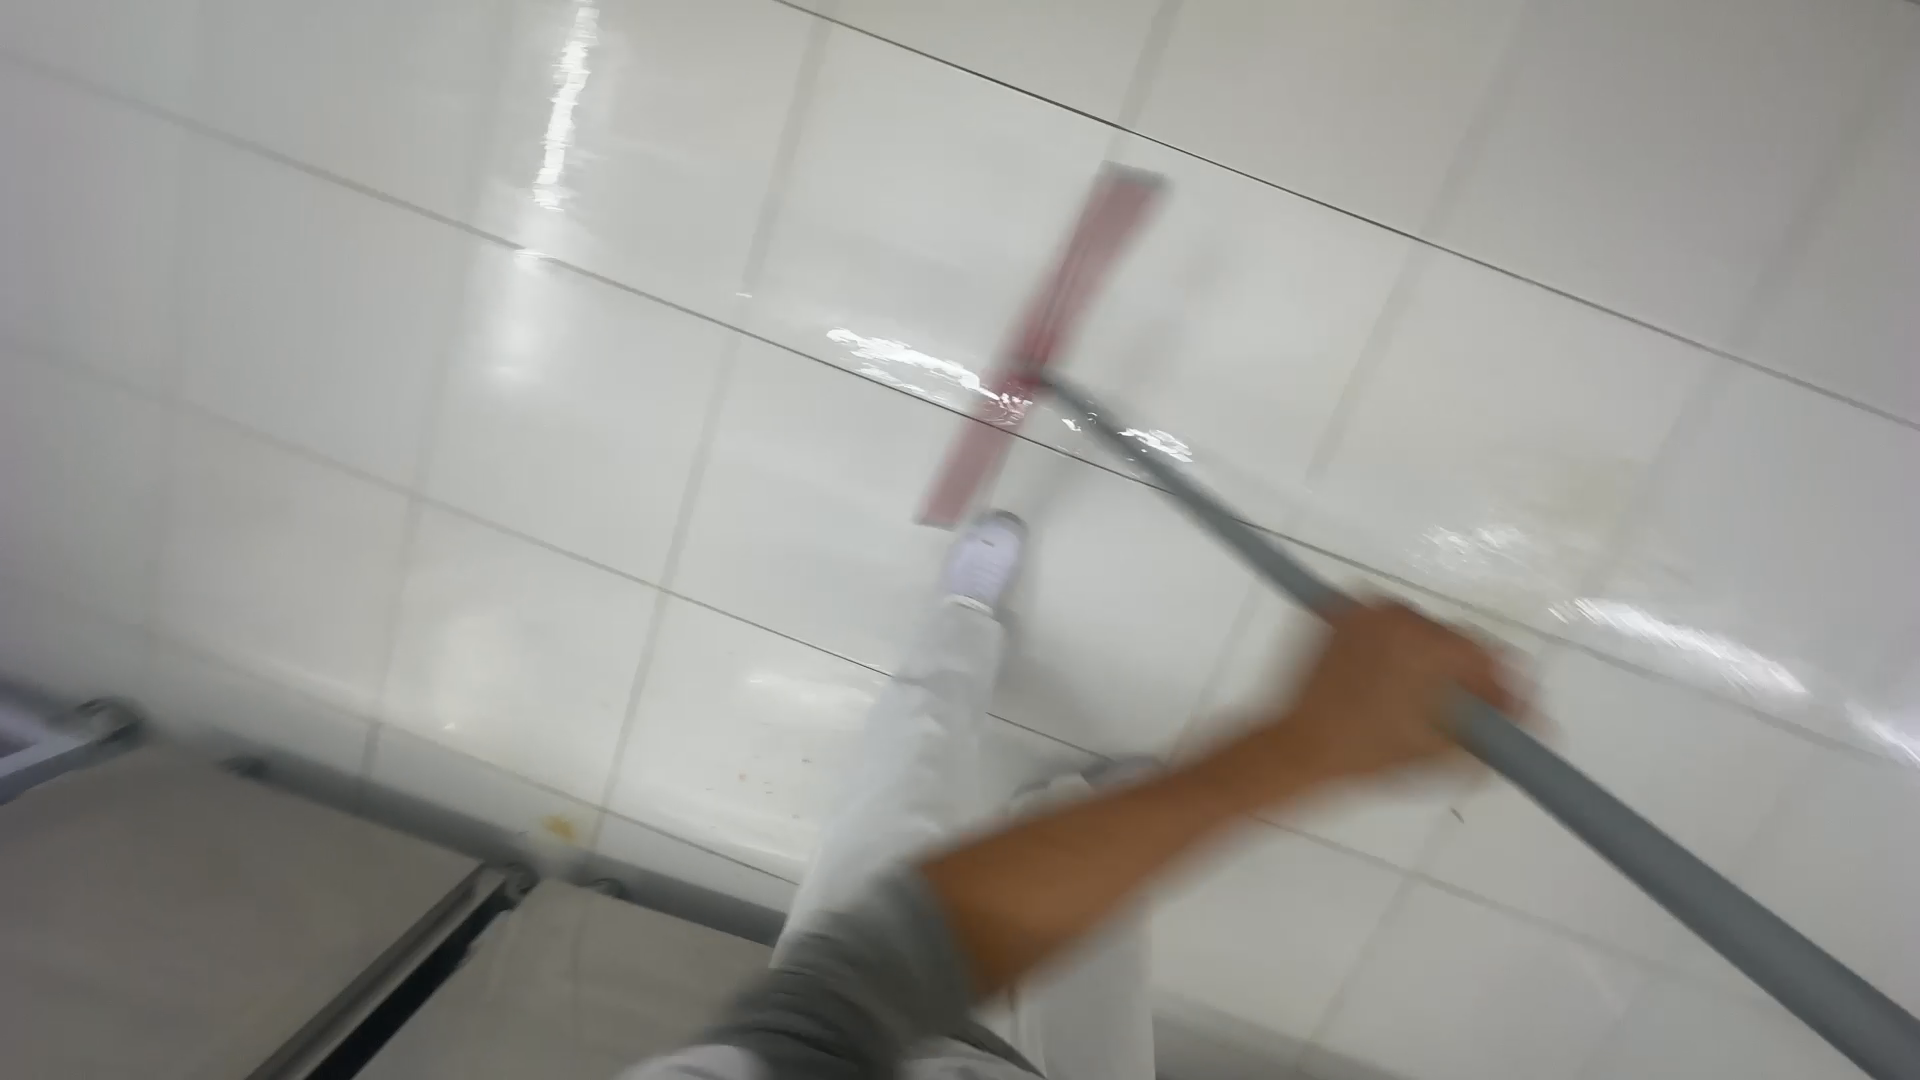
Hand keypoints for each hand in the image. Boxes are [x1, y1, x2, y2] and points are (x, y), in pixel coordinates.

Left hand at [1196, 599, 1527, 813]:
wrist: (1299, 744)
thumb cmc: (1372, 753)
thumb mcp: (1447, 750)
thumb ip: (1500, 731)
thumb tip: (1535, 719)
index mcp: (1431, 642)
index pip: (1488, 655)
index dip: (1499, 686)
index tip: (1500, 713)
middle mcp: (1398, 614)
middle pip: (1449, 640)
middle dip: (1460, 673)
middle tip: (1458, 710)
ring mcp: (1359, 610)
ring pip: (1413, 631)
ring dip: (1422, 657)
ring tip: (1415, 698)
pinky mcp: (1330, 614)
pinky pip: (1377, 627)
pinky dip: (1387, 646)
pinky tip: (1384, 681)